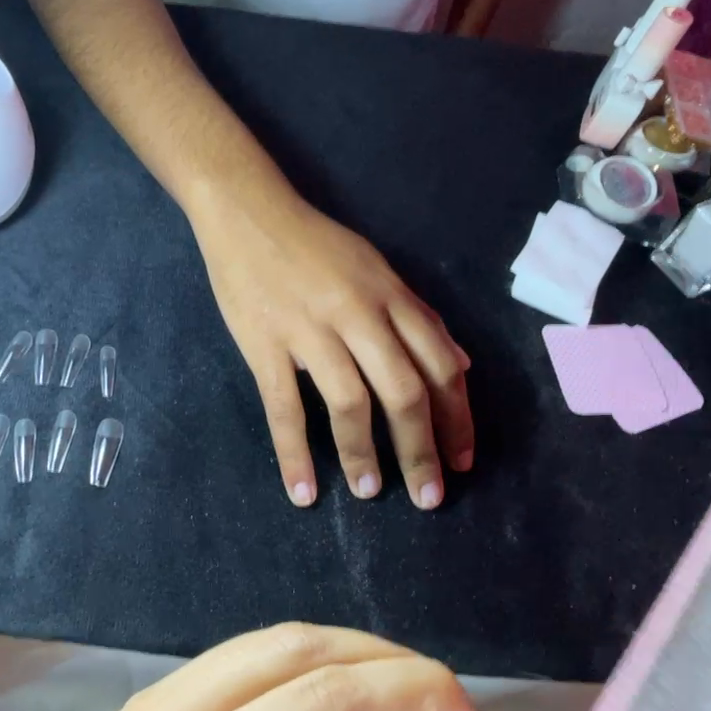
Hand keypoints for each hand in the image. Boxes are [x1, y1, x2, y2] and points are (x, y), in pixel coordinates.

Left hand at [68, 623, 503, 710]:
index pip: (315, 709)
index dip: (409, 698)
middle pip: (290, 653)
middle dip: (387, 666)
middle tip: (455, 709)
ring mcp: (138, 707)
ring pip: (268, 643)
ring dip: (352, 659)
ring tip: (415, 702)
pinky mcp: (147, 701)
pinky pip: (242, 661)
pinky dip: (309, 669)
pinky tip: (353, 697)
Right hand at [192, 190, 473, 509]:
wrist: (248, 212)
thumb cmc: (316, 244)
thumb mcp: (378, 270)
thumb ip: (418, 317)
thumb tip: (461, 365)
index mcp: (390, 296)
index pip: (439, 365)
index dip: (457, 419)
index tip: (462, 461)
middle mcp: (358, 314)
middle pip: (403, 391)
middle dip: (421, 451)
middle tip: (428, 498)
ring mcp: (309, 330)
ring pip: (348, 403)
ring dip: (362, 455)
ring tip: (369, 493)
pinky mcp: (264, 344)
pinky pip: (284, 408)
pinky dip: (295, 454)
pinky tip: (304, 490)